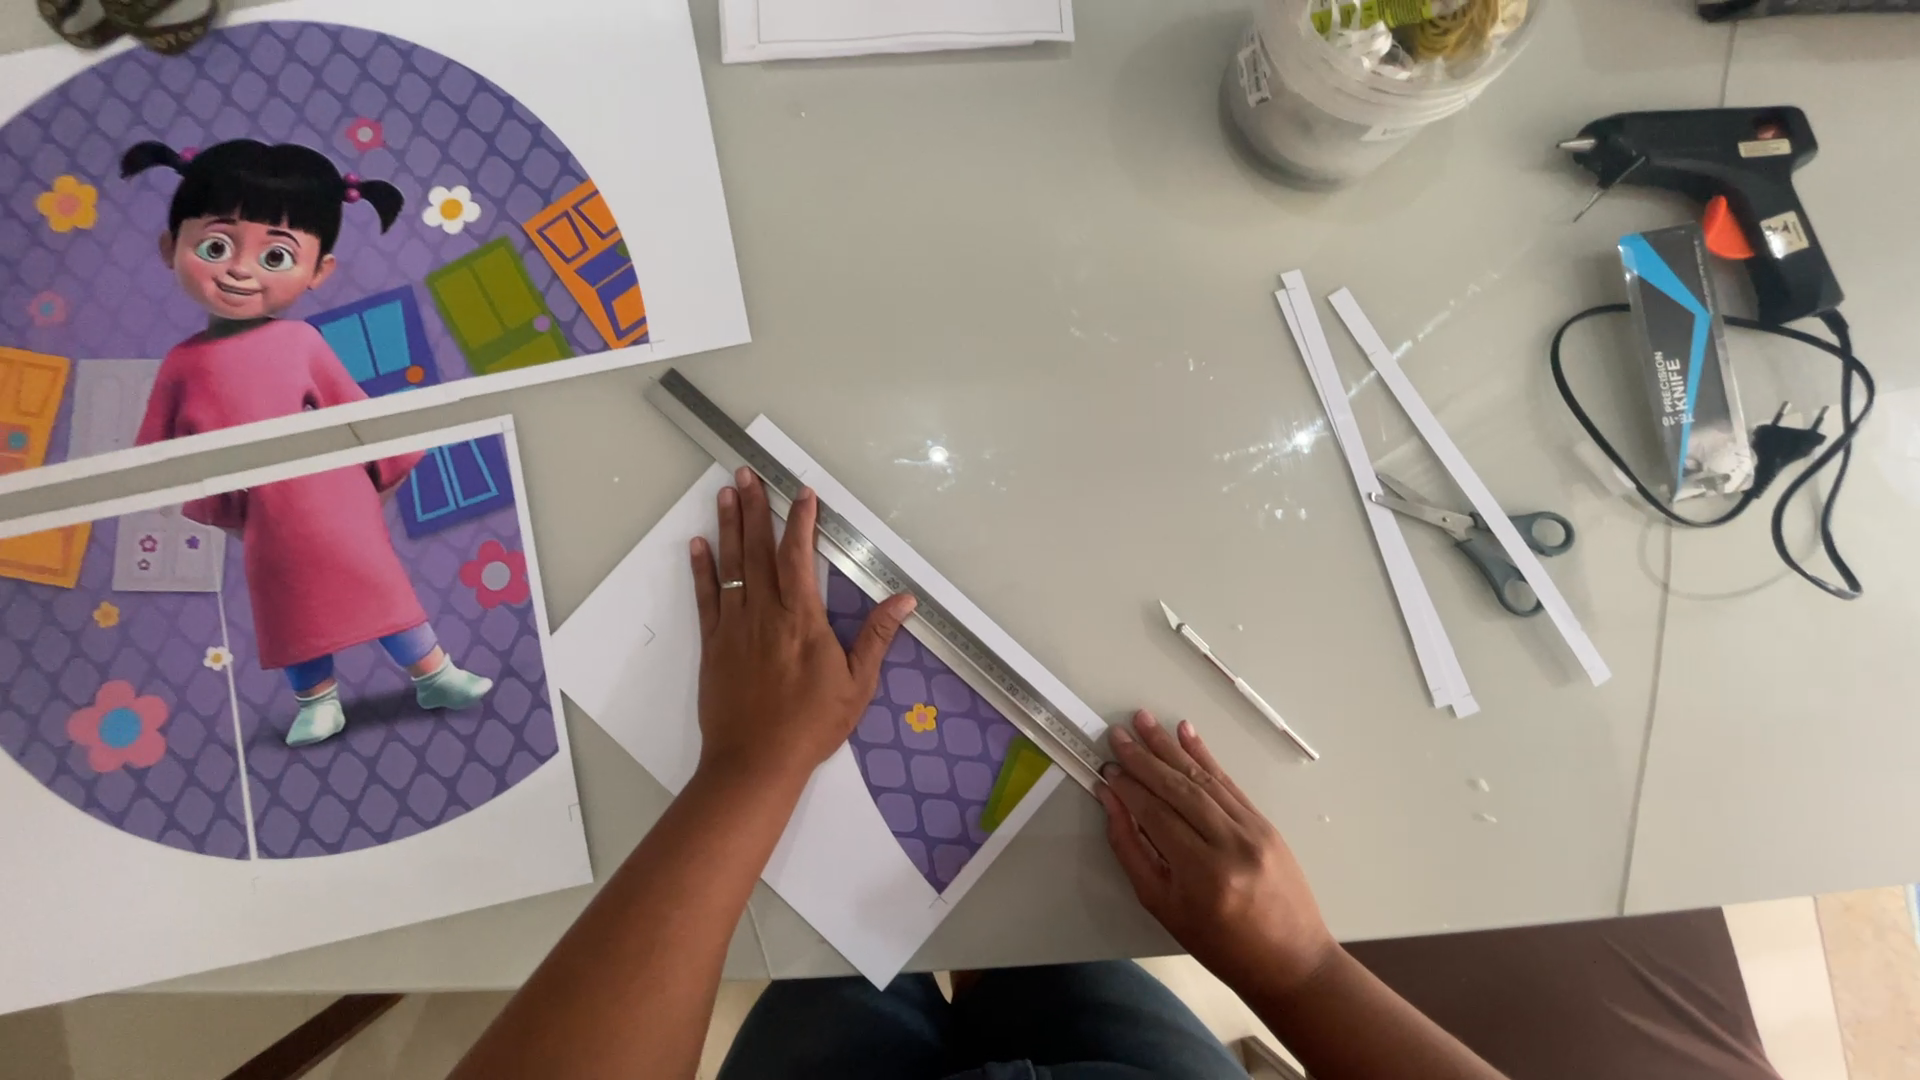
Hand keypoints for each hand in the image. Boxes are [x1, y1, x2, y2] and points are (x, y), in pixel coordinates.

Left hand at [689, 467, 915, 788]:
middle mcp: (765, 613)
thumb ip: (877, 637)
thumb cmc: (811, 724)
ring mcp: (734, 626)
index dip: (801, 521)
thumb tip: (904, 599)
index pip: (798, 557)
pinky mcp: (713, 643)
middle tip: (747, 473)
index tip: (802, 493)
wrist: (755, 762)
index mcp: (802, 619)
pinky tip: (698, 544)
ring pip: (731, 565)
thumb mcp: (857, 684)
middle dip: (756, 508)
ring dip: (728, 526)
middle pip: (759, 550)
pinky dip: (702, 569)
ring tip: (726, 493)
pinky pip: (707, 597)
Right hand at [1098, 710, 1337, 998]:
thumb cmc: (1219, 943)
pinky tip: (1185, 732)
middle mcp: (1229, 845)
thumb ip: (1131, 848)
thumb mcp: (1163, 905)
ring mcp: (1252, 830)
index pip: (1155, 814)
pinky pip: (1228, 782)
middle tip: (1118, 733)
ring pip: (1202, 779)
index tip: (1106, 767)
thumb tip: (1110, 800)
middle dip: (1144, 758)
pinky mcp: (1265, 822)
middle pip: (1177, 789)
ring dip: (1169, 746)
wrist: (1291, 961)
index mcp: (1201, 873)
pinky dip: (1204, 755)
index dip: (1128, 787)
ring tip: (1143, 721)